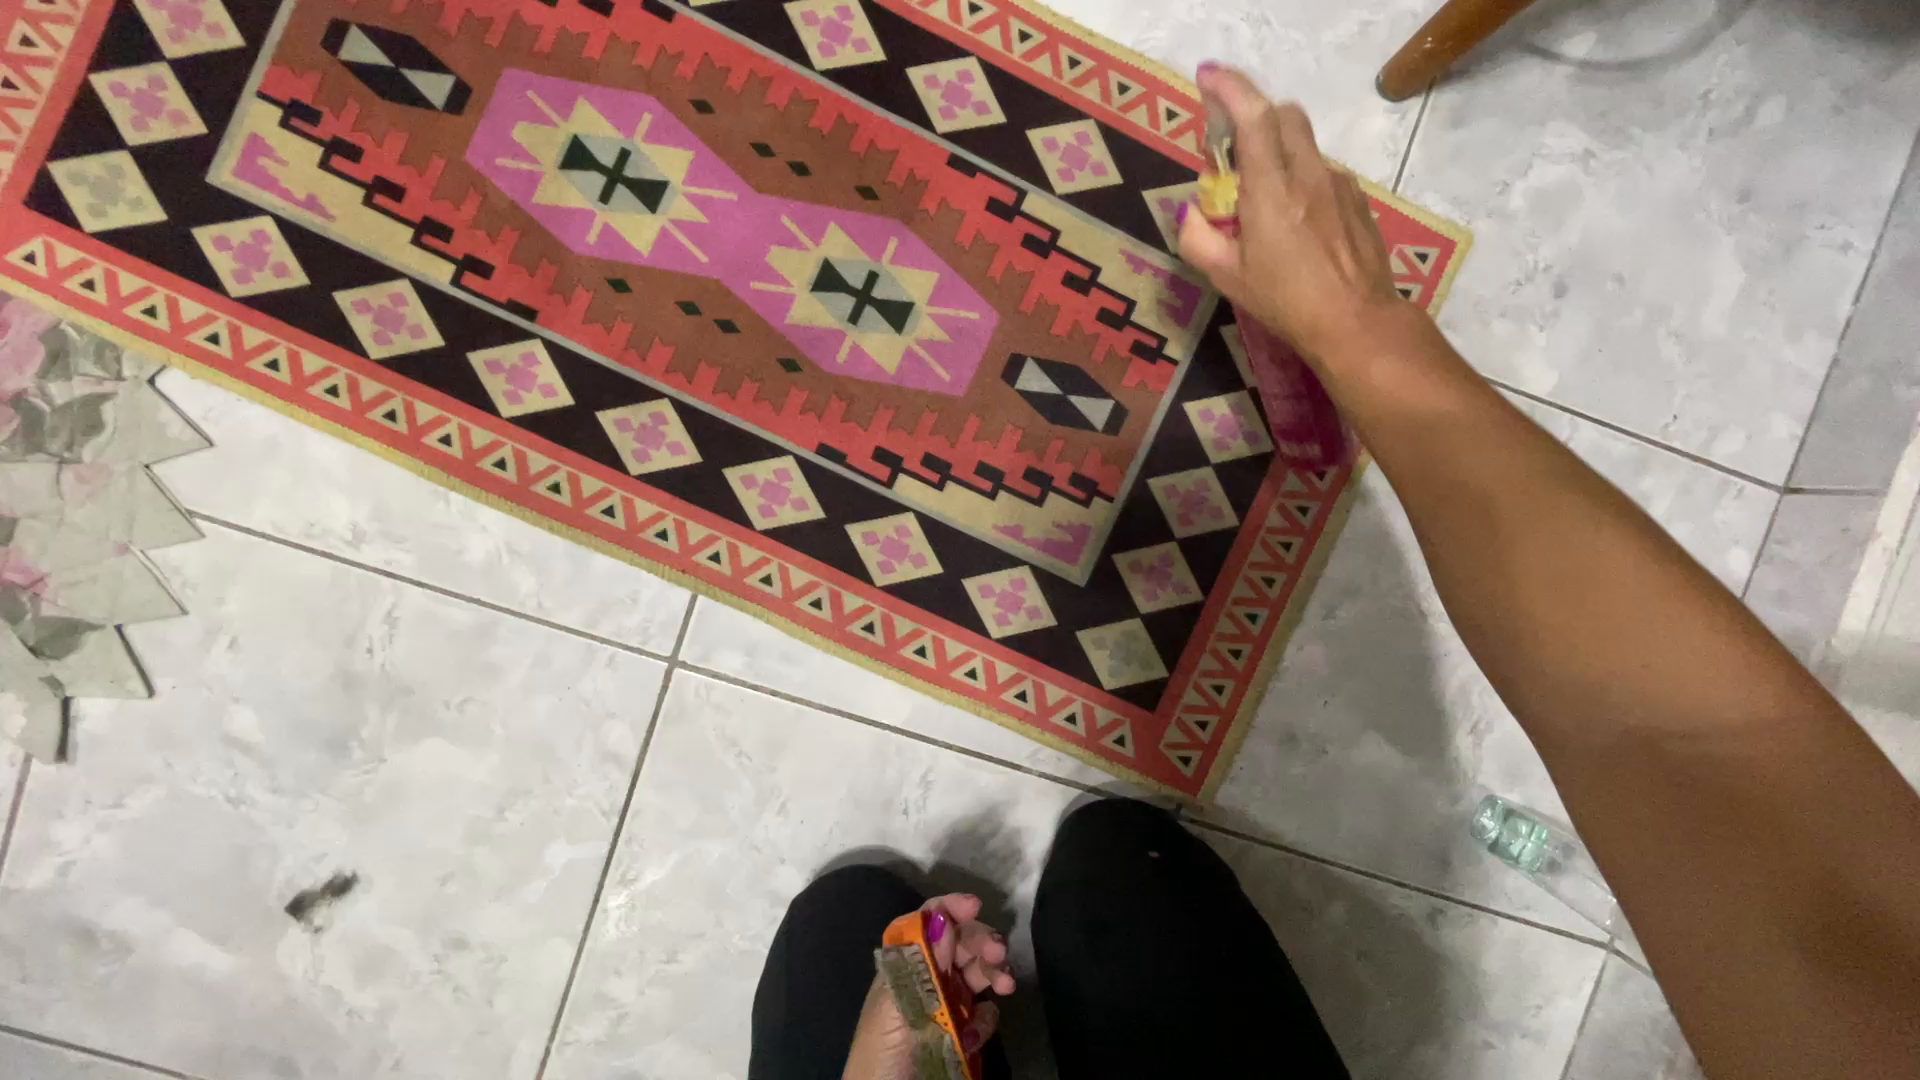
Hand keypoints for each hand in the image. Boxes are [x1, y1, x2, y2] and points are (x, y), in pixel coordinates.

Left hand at [842, 893, 1015, 1079]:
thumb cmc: (882, 1053)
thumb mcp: (899, 1006)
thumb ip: (923, 964)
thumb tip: (943, 919)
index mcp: (905, 964)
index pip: (927, 922)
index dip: (949, 908)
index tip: (975, 906)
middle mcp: (927, 977)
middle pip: (958, 943)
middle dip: (980, 939)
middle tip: (999, 951)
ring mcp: (945, 1005)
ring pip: (976, 972)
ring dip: (993, 972)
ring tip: (1005, 985)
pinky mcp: (961, 1034)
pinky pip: (982, 1013)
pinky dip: (986, 1018)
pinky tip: (977, 1034)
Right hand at [1177, 64, 1415, 371]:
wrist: (1355, 320)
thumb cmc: (1285, 302)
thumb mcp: (1226, 278)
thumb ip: (1197, 240)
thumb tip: (1191, 214)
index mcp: (1271, 191)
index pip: (1253, 116)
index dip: (1229, 89)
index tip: (1207, 77)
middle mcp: (1308, 174)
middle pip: (1283, 115)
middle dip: (1253, 116)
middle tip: (1230, 149)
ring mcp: (1337, 183)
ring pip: (1302, 143)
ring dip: (1276, 152)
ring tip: (1261, 201)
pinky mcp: (1355, 198)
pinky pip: (1320, 172)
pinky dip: (1299, 179)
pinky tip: (1294, 224)